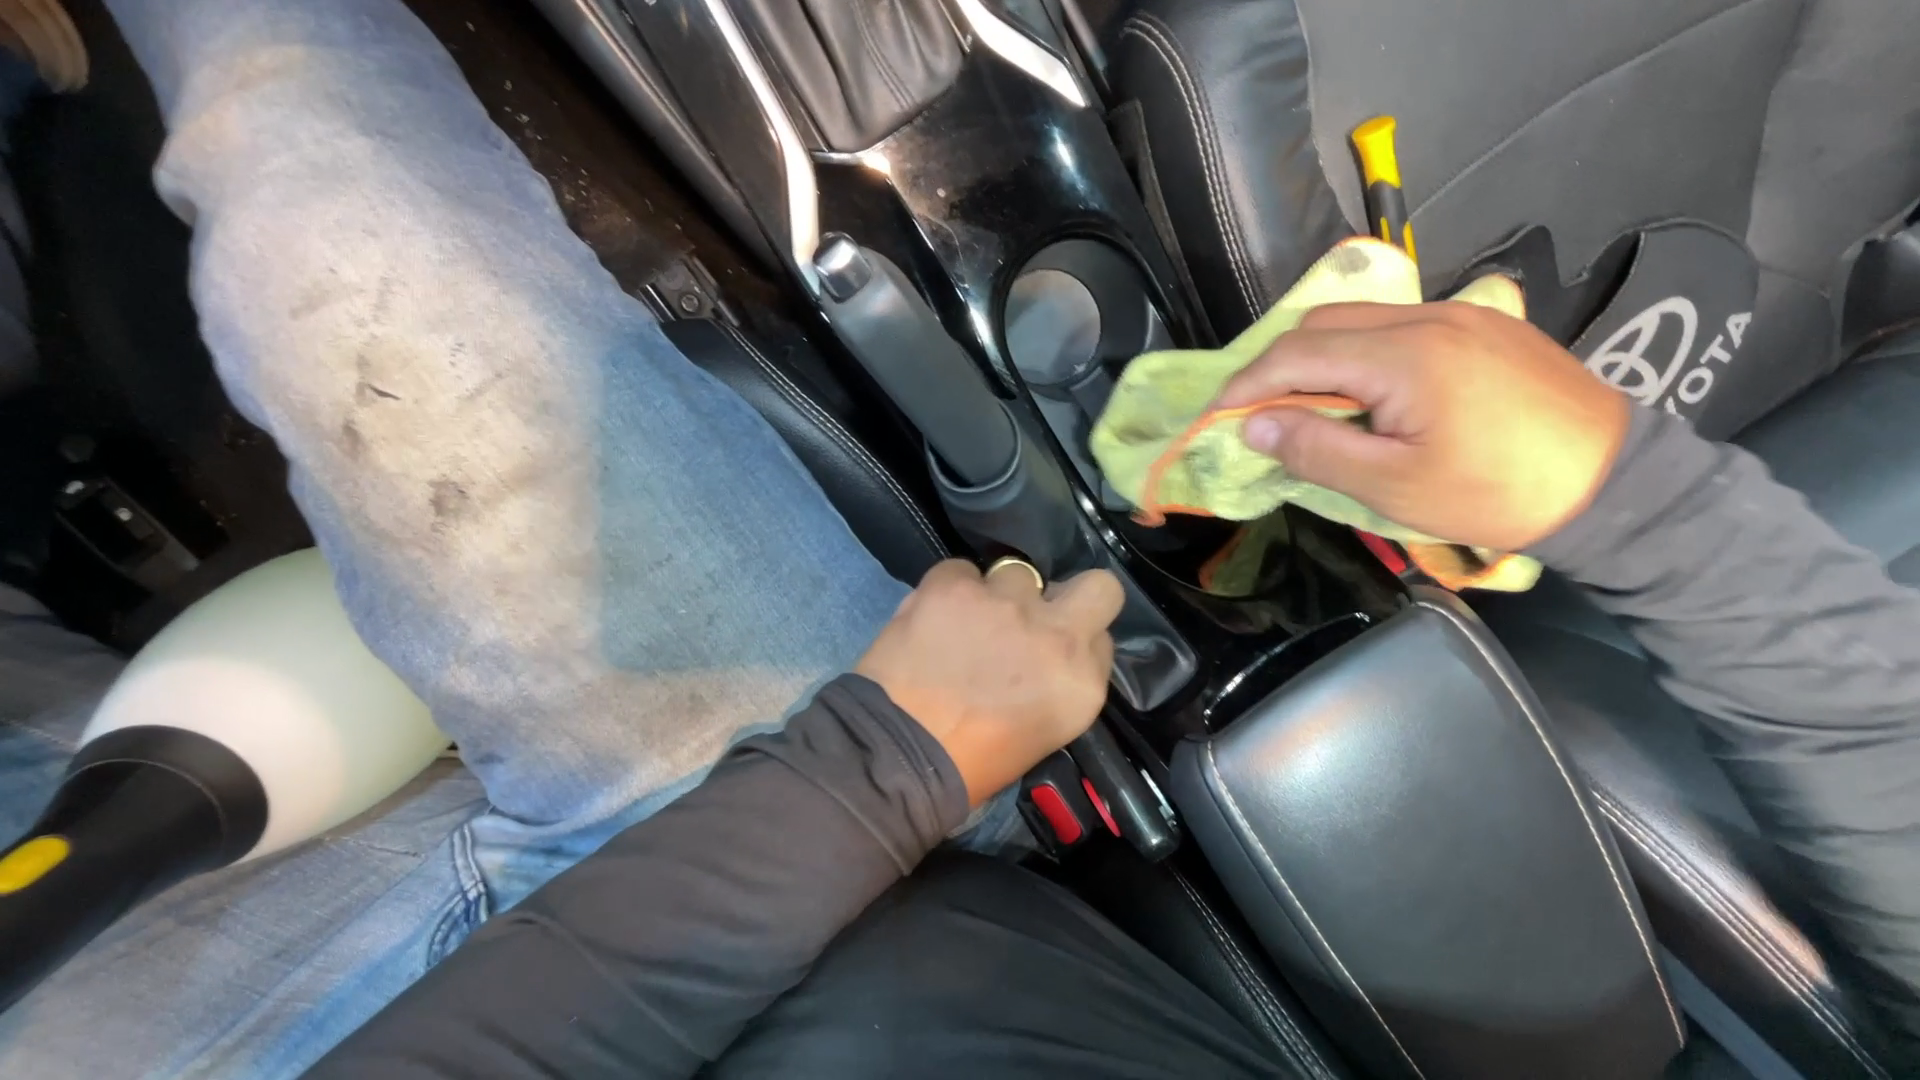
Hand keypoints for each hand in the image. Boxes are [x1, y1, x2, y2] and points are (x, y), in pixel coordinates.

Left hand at [855, 559, 1123, 805]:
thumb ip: (1058, 681)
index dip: (1072, 638)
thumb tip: (1045, 650)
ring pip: (1017, 573)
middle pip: (1097, 586)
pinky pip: (960, 569)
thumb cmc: (969, 764)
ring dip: (998, 595)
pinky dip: (950, 589)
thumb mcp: (1043, 733)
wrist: (894, 757)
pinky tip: (933, 618)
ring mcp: (1004, 604)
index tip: (1047, 649)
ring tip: (967, 624)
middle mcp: (1054, 635)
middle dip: (1070, 594)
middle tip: (1033, 616)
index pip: (1101, 635)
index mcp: (1081, 683)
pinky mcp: (952, 585)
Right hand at [1216, 300, 1630, 550]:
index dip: (1245, 384)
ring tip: (1302, 405)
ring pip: (1356, 319)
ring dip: (1315, 357)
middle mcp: (1425, 318)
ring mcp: (1458, 315)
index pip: (1295, 355)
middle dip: (1274, 366)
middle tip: (1256, 413)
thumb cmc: (1496, 492)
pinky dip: (1356, 353)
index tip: (1215, 415)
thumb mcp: (1394, 486)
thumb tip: (1255, 425)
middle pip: (1320, 325)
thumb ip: (1317, 450)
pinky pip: (1395, 325)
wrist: (1615, 482)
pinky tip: (1362, 392)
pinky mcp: (1480, 324)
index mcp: (1402, 356)